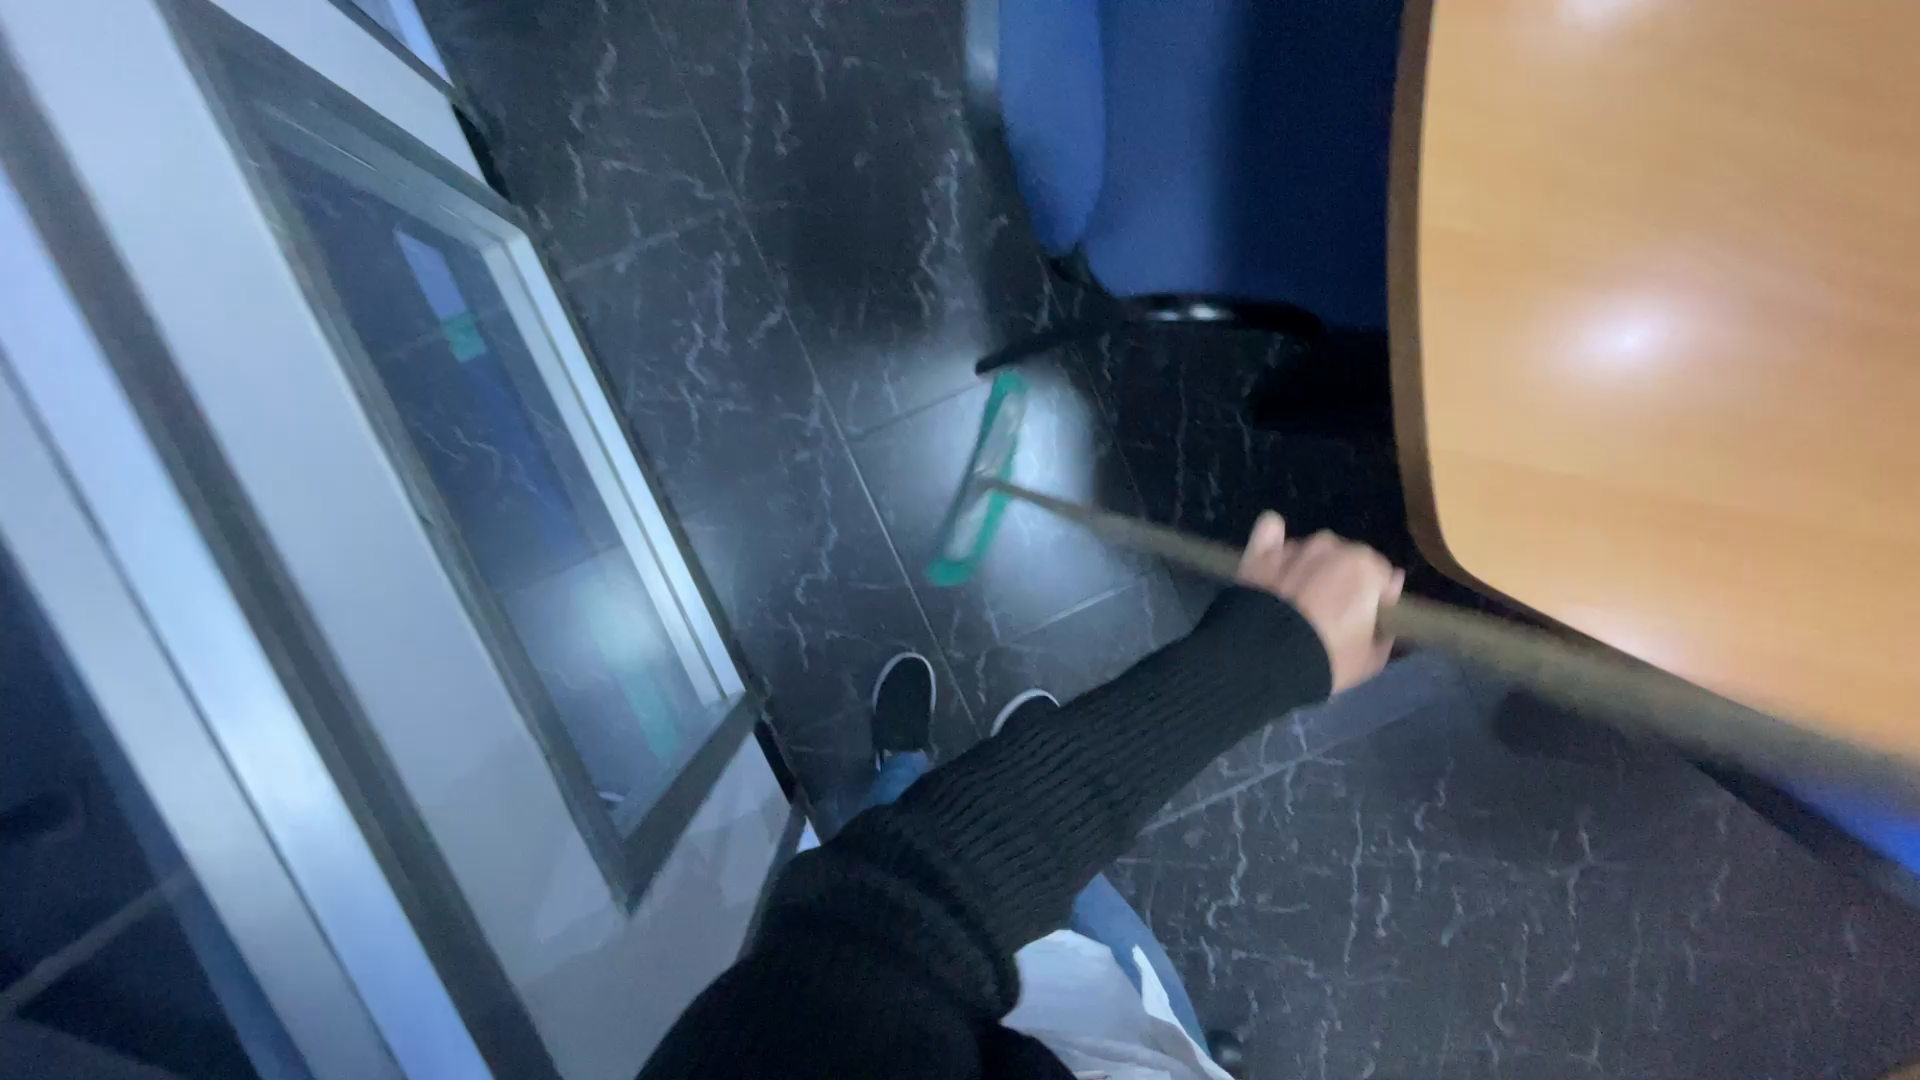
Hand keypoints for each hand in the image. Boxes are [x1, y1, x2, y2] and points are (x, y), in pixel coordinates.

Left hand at [1235, 512, 1403, 691]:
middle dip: (1341, 578)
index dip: (1374, 597)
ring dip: (1308, 566)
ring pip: (1309, 550)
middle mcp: (1330, 547)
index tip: (1362, 620)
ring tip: (1296, 599)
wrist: (1266, 658)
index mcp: (1365, 566)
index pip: (1380, 574)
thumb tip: (1392, 584)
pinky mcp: (1258, 553)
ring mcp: (1291, 548)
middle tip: (1328, 612)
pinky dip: (1273, 540)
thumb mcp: (1373, 655)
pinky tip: (1273, 556)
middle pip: (1345, 557)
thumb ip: (1390, 620)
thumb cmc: (1328, 658)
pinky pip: (1269, 530)